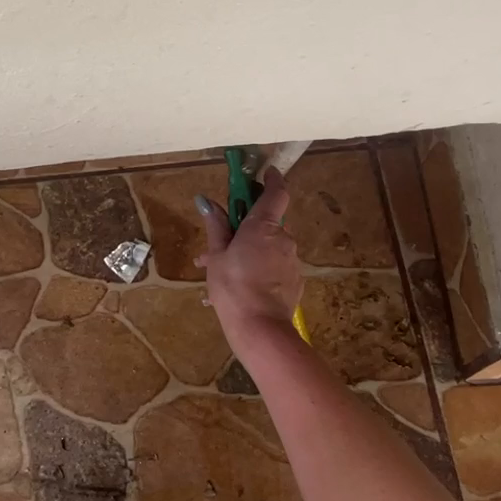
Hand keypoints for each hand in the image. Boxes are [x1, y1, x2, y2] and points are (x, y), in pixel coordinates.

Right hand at [195, 167, 305, 336]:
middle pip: (267, 224)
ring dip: (247, 252)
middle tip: (219, 245)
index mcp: (263, 227)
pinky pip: (274, 267)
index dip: (271, 180)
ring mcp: (292, 260)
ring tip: (220, 274)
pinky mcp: (294, 280)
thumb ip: (216, 227)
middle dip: (244, 229)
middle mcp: (283, 239)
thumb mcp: (217, 256)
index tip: (264, 172)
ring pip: (268, 248)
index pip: (276, 193)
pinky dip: (258, 269)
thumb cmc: (232, 287)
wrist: (260, 328)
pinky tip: (238, 288)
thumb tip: (206, 201)